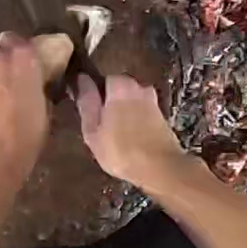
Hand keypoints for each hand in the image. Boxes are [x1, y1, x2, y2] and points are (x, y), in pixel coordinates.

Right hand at [74, 73, 193, 191]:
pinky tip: (131, 141)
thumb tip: (82, 80)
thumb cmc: (121, 150)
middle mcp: (141, 89)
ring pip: (134, 104)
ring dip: (126, 115)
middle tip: (102, 127)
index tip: (90, 111)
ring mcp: (155, 104)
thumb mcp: (93, 130)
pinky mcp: (164, 121)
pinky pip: (144, 117)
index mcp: (121, 86)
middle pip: (121, 90)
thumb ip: (87, 102)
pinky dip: (138, 125)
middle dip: (112, 103)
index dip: (96, 94)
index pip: (104, 79)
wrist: (161, 168)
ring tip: (116, 137)